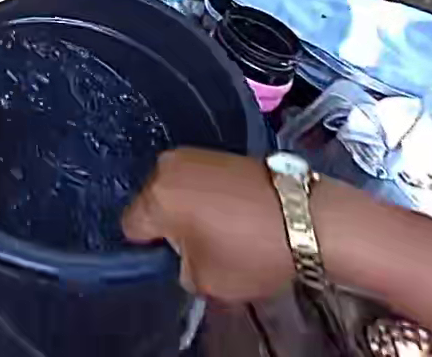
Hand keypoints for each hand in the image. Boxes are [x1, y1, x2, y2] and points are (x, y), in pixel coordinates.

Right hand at [121, 147, 297, 300]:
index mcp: (156, 197)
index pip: (131, 226)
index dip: (148, 249)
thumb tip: (182, 254)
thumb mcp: (209, 282)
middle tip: (199, 247)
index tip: (174, 260)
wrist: (299, 212)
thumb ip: (181, 270)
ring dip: (186, 207)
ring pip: (173, 189)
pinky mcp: (212, 149)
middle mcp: (164, 167)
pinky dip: (204, 193)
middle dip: (168, 225)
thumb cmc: (250, 248)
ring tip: (219, 228)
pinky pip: (193, 177)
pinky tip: (229, 211)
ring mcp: (189, 153)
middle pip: (151, 203)